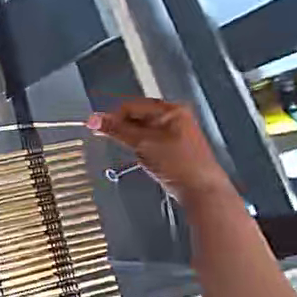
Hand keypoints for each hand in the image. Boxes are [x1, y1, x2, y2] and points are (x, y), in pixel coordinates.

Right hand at [87, 98, 236, 203]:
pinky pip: (150, 142)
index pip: (132, 106)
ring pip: (143, 130)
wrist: (201, 190)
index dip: (113, 116)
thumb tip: (95, 120)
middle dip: (122, 128)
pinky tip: (142, 158)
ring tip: (132, 152)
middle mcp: (175, 118)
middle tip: (107, 137)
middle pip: (138, 117)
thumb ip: (116, 130)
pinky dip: (141, 148)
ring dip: (132, 139)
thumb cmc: (181, 164)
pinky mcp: (175, 148)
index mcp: (171, 110)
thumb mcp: (142, 143)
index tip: (96, 126)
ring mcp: (176, 133)